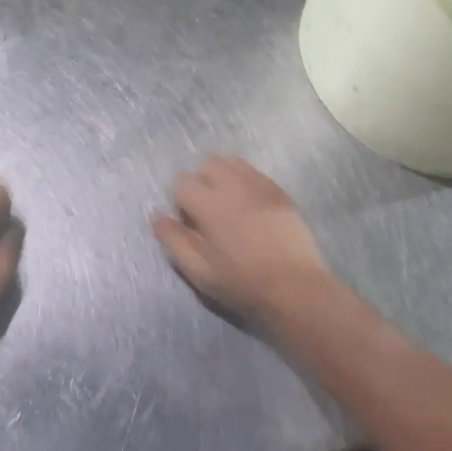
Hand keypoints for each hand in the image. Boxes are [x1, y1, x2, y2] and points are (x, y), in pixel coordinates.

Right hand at [152, 155, 333, 321]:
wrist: (294, 288)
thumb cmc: (242, 283)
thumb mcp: (201, 271)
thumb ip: (175, 241)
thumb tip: (157, 217)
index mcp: (209, 205)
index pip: (183, 181)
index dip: (181, 200)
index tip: (189, 220)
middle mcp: (233, 186)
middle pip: (208, 163)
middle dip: (202, 180)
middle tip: (208, 209)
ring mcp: (259, 185)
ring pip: (233, 162)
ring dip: (224, 176)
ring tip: (229, 202)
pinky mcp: (279, 191)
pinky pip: (256, 172)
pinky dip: (247, 181)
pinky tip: (251, 204)